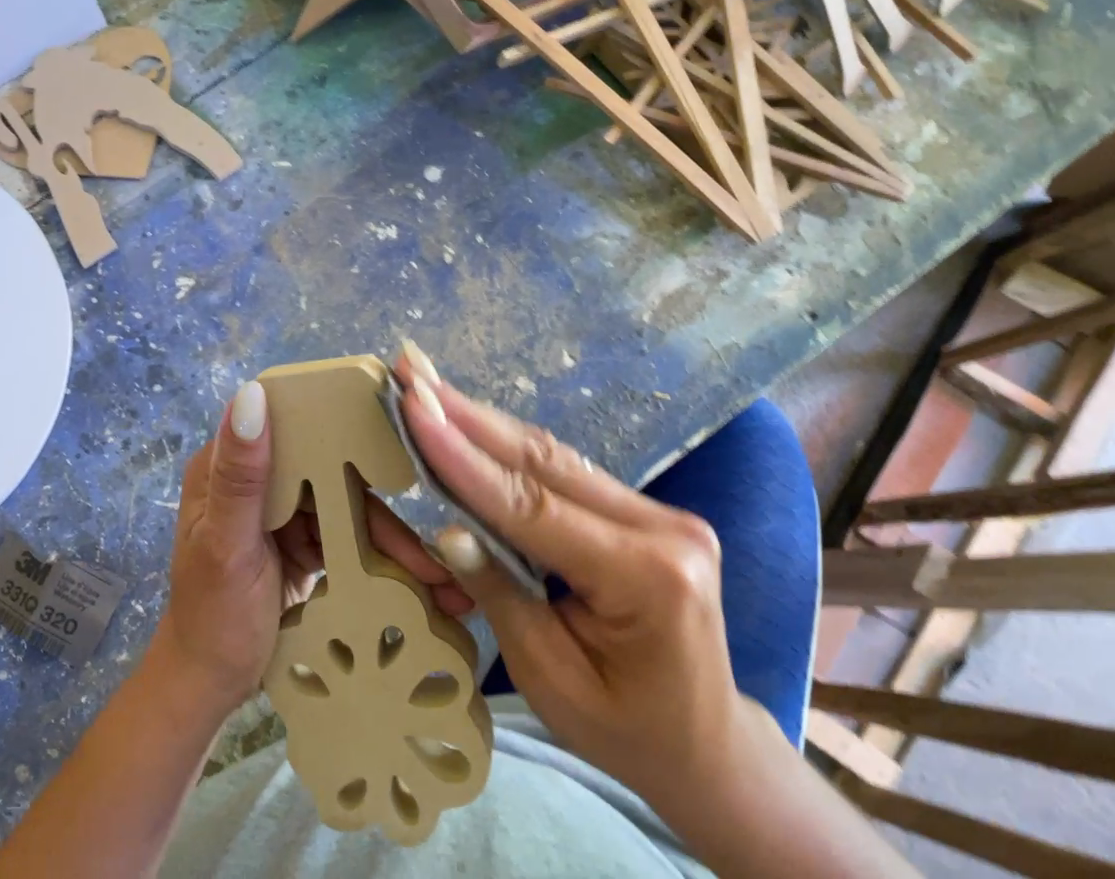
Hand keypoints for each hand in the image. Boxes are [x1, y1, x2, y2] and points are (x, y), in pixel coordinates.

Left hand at [153, 381, 471, 718]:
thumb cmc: (210, 616)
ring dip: (396, 547)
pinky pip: (352, 544)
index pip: (292, 430)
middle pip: (331, 477)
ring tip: (446, 583)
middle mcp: (258, 483)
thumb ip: (241, 477)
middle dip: (386, 513)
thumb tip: (252, 394)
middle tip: (437, 548)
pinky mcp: (306, 547)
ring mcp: (285, 516)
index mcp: (228, 468)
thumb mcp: (226, 546)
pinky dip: (385, 566)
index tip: (399, 441)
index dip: (342, 431)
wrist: (210, 682)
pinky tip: (426, 587)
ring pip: (350, 513)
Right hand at [393, 342, 758, 805]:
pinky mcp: (643, 514)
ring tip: (427, 385)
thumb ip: (501, 595)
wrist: (704, 745)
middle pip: (543, 462)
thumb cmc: (624, 728)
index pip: (531, 506)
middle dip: (467, 415)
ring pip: (552, 457)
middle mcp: (663, 528)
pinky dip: (507, 448)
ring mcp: (659, 515)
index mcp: (647, 576)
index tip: (413, 408)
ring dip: (482, 421)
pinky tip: (470, 421)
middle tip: (410, 370)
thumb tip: (446, 531)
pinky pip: (563, 474)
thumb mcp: (551, 676)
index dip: (463, 457)